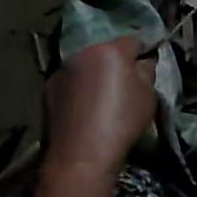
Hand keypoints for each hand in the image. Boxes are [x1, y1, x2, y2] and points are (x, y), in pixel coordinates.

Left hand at [44, 38, 154, 176]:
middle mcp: (82, 53)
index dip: (142, 52)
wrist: (81, 155)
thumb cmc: (122, 123)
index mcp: (110, 51)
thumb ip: (147, 72)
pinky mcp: (48, 88)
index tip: (146, 67)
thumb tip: (143, 62)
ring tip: (101, 100)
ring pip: (85, 66)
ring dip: (95, 75)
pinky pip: (70, 82)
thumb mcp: (148, 97)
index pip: (133, 41)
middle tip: (124, 86)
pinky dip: (78, 90)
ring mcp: (62, 70)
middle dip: (115, 64)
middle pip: (105, 52)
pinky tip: (83, 110)